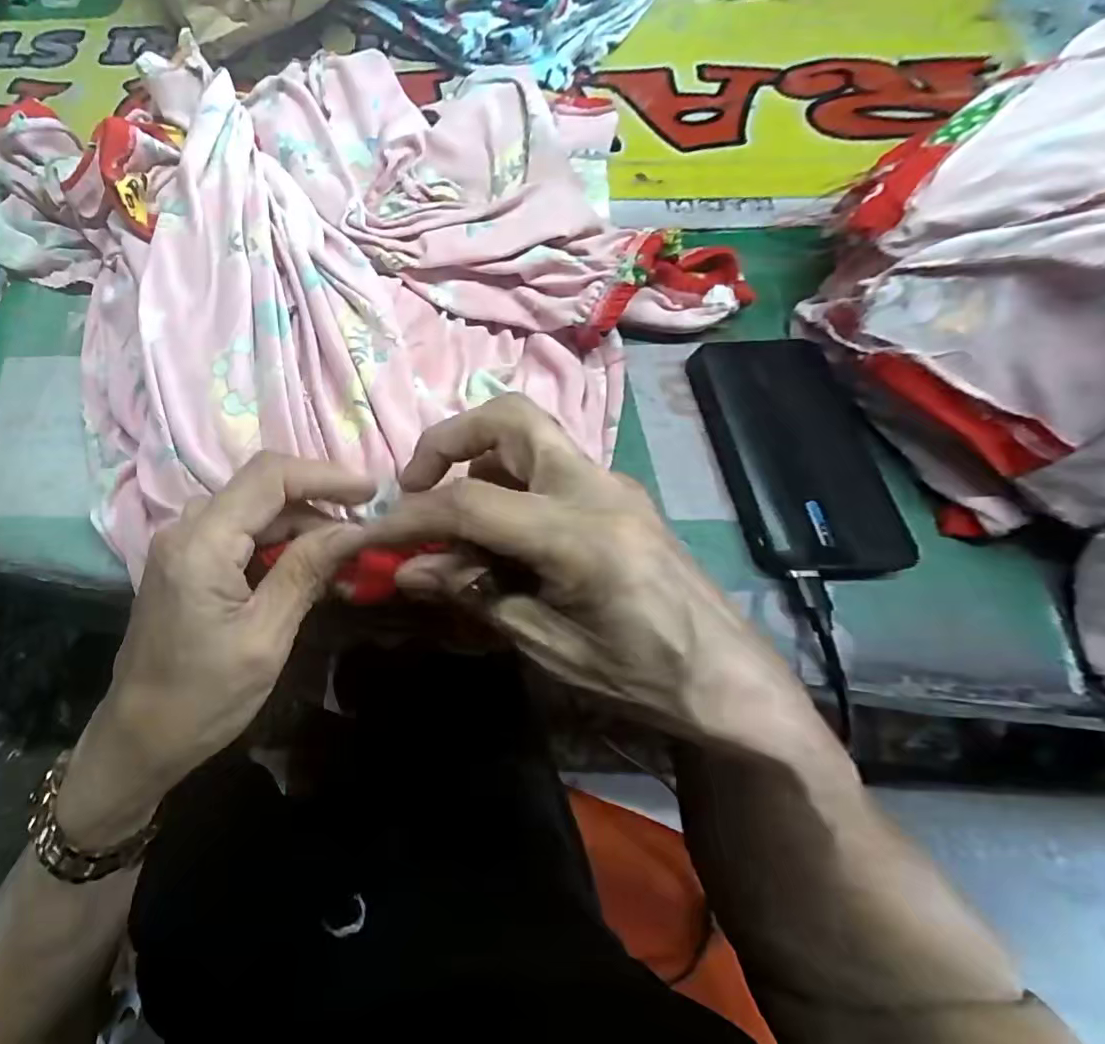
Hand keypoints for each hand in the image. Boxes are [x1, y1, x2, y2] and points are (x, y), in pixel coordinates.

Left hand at [57, 453, 374, 844]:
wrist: (140, 735)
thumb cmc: (204, 697)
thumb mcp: (265, 638)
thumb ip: (304, 572)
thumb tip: (353, 529)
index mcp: (200, 543)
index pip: (267, 476)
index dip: (323, 475)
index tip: (370, 493)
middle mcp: (183, 530)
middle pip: (258, 492)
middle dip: (314, 507)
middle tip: (362, 539)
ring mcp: (177, 546)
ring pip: (247, 512)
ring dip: (295, 526)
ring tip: (340, 556)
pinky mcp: (180, 565)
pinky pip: (231, 536)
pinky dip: (269, 545)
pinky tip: (301, 568)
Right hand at [356, 395, 825, 757]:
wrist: (734, 685)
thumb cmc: (642, 677)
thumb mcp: (546, 647)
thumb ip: (472, 596)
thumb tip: (405, 570)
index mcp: (580, 535)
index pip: (469, 502)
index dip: (408, 517)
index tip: (369, 536)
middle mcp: (596, 490)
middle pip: (509, 418)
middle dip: (446, 441)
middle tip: (414, 485)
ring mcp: (611, 486)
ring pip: (528, 434)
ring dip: (474, 461)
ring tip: (452, 523)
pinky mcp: (616, 496)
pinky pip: (545, 466)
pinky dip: (503, 483)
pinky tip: (496, 537)